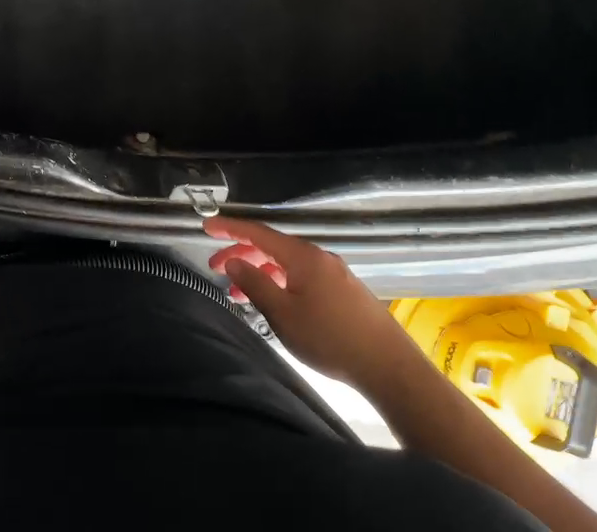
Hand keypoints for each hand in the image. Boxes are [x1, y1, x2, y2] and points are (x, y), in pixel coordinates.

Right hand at [204, 216, 417, 389]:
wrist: (391, 369)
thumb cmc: (330, 339)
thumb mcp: (282, 313)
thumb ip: (254, 283)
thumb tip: (233, 262)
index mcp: (303, 257)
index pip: (258, 233)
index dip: (230, 228)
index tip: (205, 227)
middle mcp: (320, 258)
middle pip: (272, 247)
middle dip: (242, 254)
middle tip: (216, 268)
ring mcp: (336, 275)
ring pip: (288, 265)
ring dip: (261, 272)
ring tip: (241, 293)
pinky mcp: (346, 293)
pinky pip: (303, 277)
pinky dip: (281, 282)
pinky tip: (276, 302)